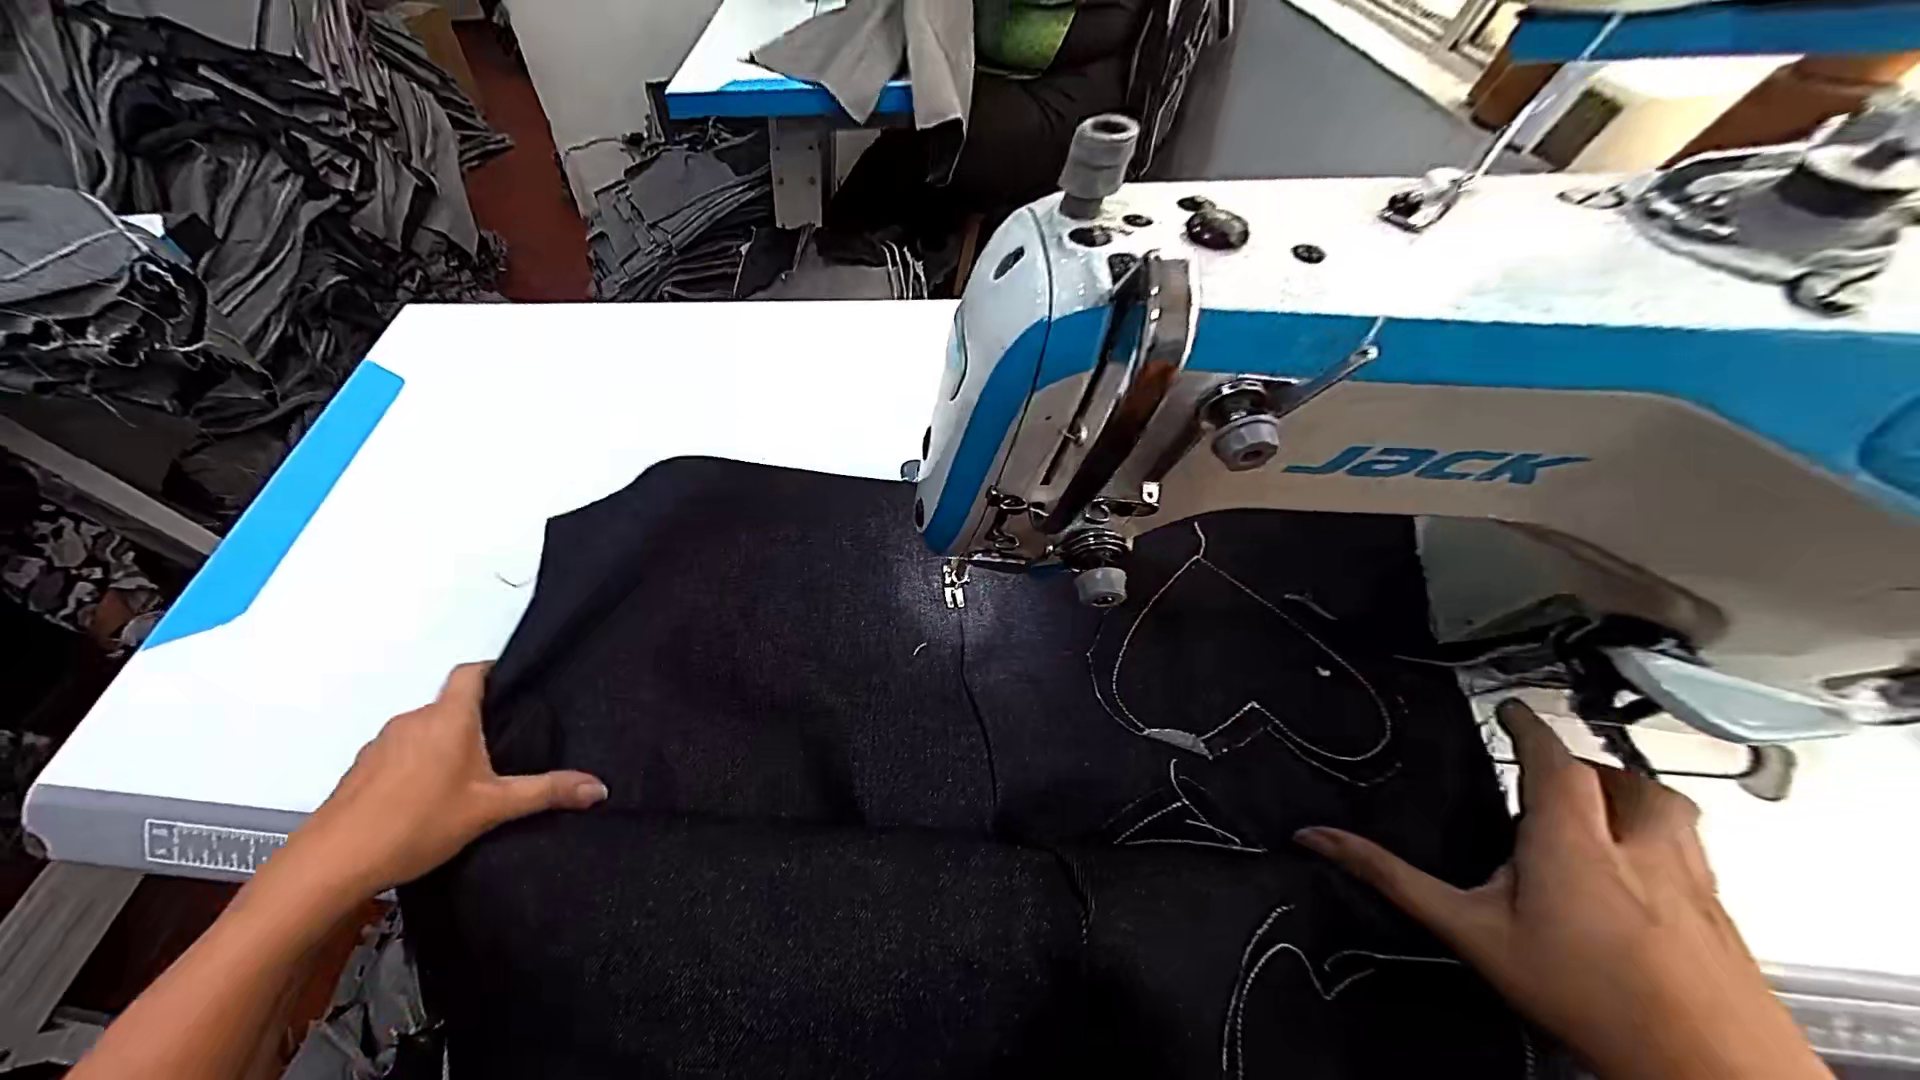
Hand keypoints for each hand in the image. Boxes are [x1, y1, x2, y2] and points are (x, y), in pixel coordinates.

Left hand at [284, 662, 606, 895]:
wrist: (326, 869)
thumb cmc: (413, 824)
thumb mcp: (493, 808)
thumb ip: (548, 792)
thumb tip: (599, 788)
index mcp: (448, 717)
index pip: (472, 671)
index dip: (494, 669)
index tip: (517, 681)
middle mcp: (413, 721)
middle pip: (452, 702)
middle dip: (478, 717)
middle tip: (508, 740)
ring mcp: (381, 745)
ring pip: (426, 729)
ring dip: (448, 742)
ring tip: (473, 773)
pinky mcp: (360, 771)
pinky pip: (402, 753)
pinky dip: (420, 764)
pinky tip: (432, 797)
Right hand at [1294, 699, 1827, 1079]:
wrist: (1713, 1074)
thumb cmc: (1594, 1002)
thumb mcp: (1469, 931)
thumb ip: (1393, 878)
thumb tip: (1324, 841)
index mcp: (1571, 842)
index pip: (1553, 758)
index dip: (1530, 726)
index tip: (1512, 711)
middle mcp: (1640, 851)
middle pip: (1624, 777)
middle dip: (1585, 761)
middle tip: (1553, 762)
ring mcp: (1693, 884)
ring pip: (1672, 809)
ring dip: (1633, 792)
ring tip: (1600, 802)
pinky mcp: (1725, 919)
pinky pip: (1698, 855)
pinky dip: (1662, 840)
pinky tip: (1641, 873)